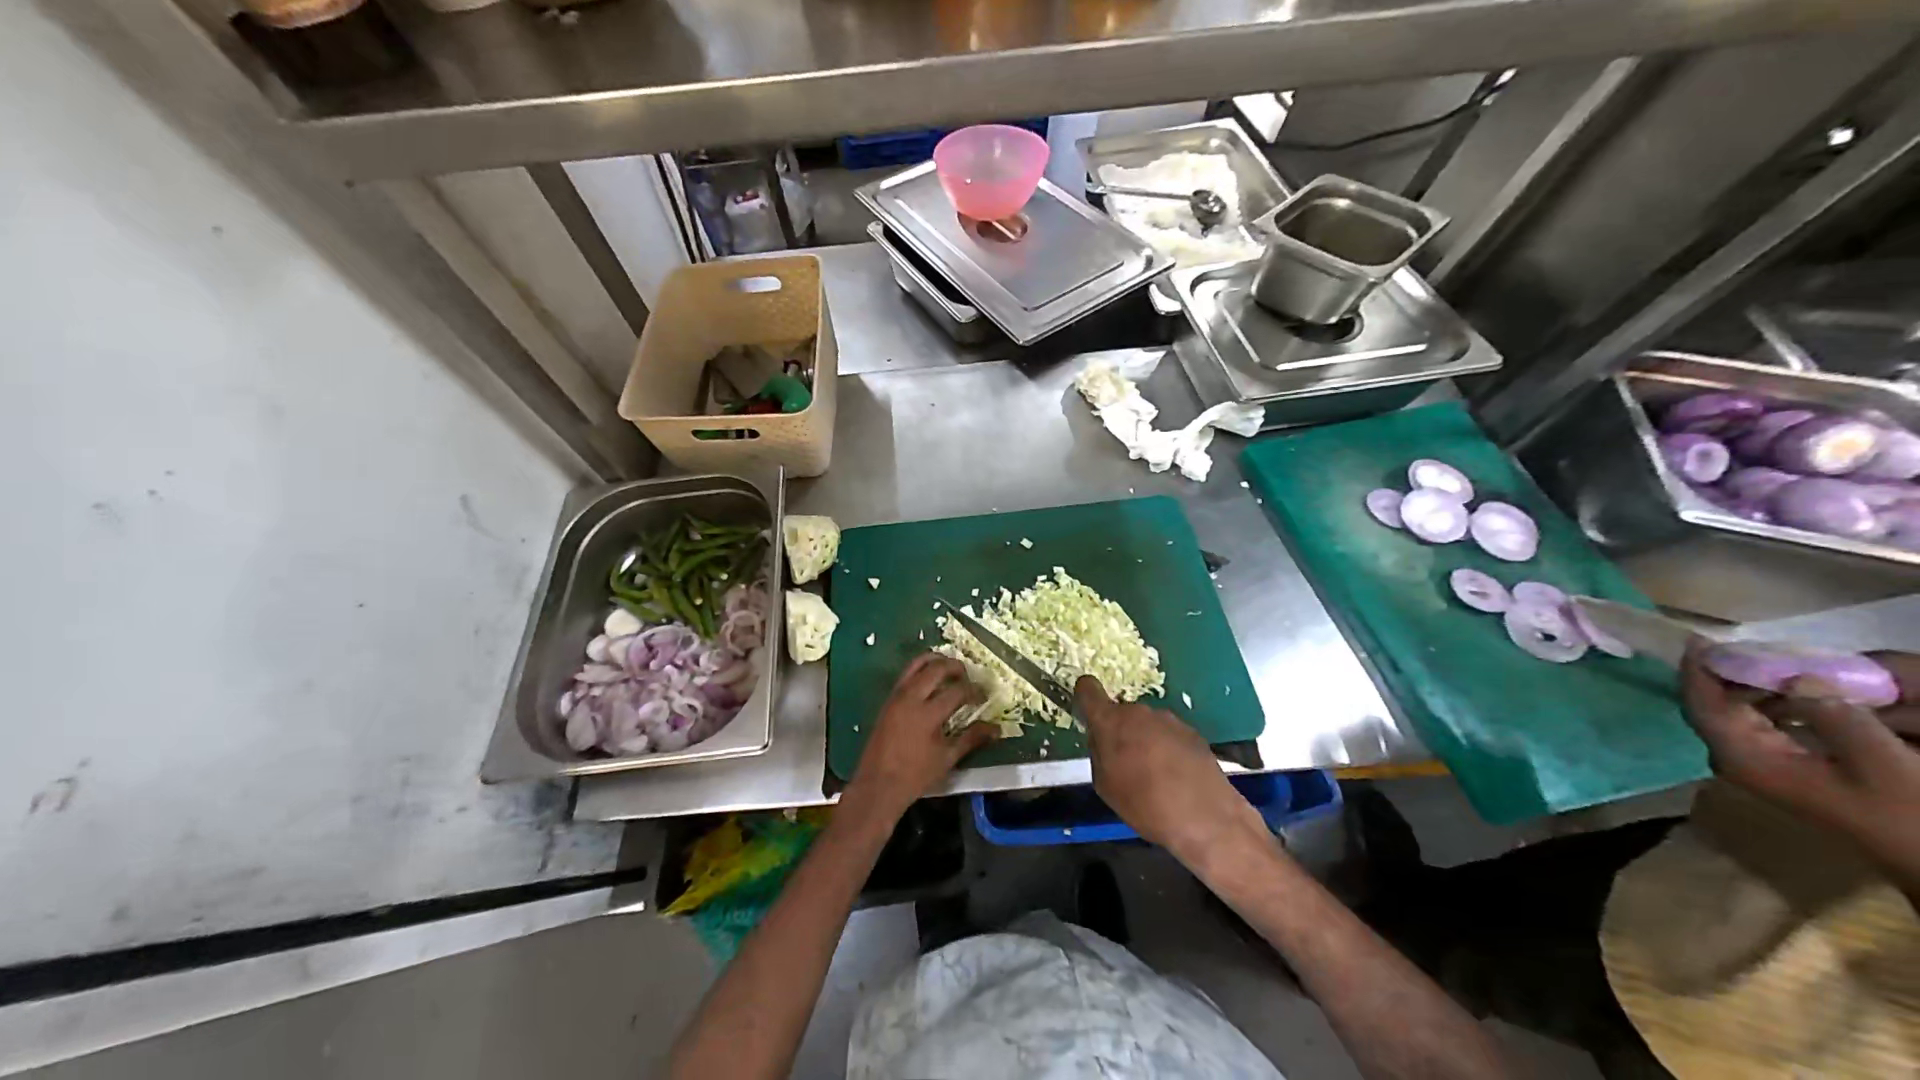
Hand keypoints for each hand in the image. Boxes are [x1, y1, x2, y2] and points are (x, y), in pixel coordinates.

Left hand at [845, 654, 996, 820]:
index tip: (983, 696)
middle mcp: (911, 697)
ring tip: (950, 669)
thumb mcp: (947, 758)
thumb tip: (996, 729)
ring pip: (917, 664)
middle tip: (968, 676)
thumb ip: (972, 738)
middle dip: (956, 667)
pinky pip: (906, 674)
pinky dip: (921, 669)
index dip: (974, 690)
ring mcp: (897, 696)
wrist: (878, 784)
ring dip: (936, 661)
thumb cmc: (915, 775)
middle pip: (937, 668)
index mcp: (928, 713)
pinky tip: (931, 680)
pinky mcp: (888, 699)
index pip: (957, 690)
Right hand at [1079, 676, 1267, 862]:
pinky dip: (1167, 749)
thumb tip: (1102, 740)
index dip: (1085, 696)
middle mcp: (1139, 712)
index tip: (1088, 714)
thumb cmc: (1144, 804)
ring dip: (1145, 741)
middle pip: (1121, 713)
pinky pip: (1169, 735)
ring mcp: (1169, 719)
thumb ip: (1098, 754)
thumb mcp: (1104, 785)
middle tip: (1125, 764)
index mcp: (1110, 721)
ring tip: (1155, 776)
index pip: (1088, 689)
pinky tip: (1176, 777)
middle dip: (1120, 732)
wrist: (1205, 817)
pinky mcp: (1192, 732)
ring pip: (1146, 724)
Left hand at [1680, 642, 1919, 885]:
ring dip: (1745, 684)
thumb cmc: (1906, 809)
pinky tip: (1788, 683)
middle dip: (1721, 671)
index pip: (1701, 704)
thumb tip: (1795, 675)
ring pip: (1733, 710)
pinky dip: (1767, 699)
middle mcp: (1735, 758)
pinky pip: (1757, 721)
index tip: (1701, 638)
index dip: (1697, 670)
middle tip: (1741, 641)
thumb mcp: (1877, 759)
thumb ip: (1832, 714)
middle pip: (1711, 704)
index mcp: (1742, 758)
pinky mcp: (1777, 763)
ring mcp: (1754, 762)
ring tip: (1766, 655)